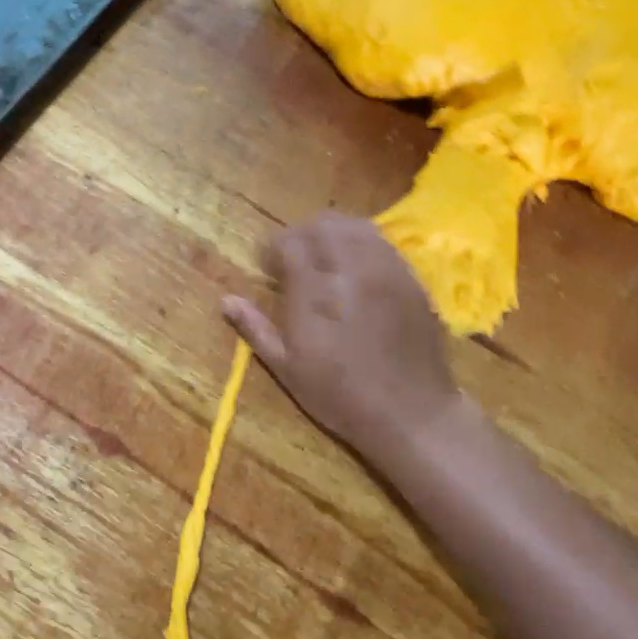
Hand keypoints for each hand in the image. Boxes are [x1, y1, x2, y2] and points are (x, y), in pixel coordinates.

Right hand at [222, 211, 462, 450]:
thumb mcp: (287, 369)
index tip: (267, 266)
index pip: (290, 242)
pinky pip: (383, 243)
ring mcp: (386, 271)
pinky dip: (362, 244)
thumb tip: (226, 300)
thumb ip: (256, 328)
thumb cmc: (340, 396)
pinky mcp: (411, 279)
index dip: (273, 248)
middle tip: (293, 259)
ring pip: (356, 226)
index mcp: (315, 292)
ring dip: (333, 234)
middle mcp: (351, 271)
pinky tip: (356, 268)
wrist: (411, 413)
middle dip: (301, 235)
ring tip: (325, 258)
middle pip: (323, 225)